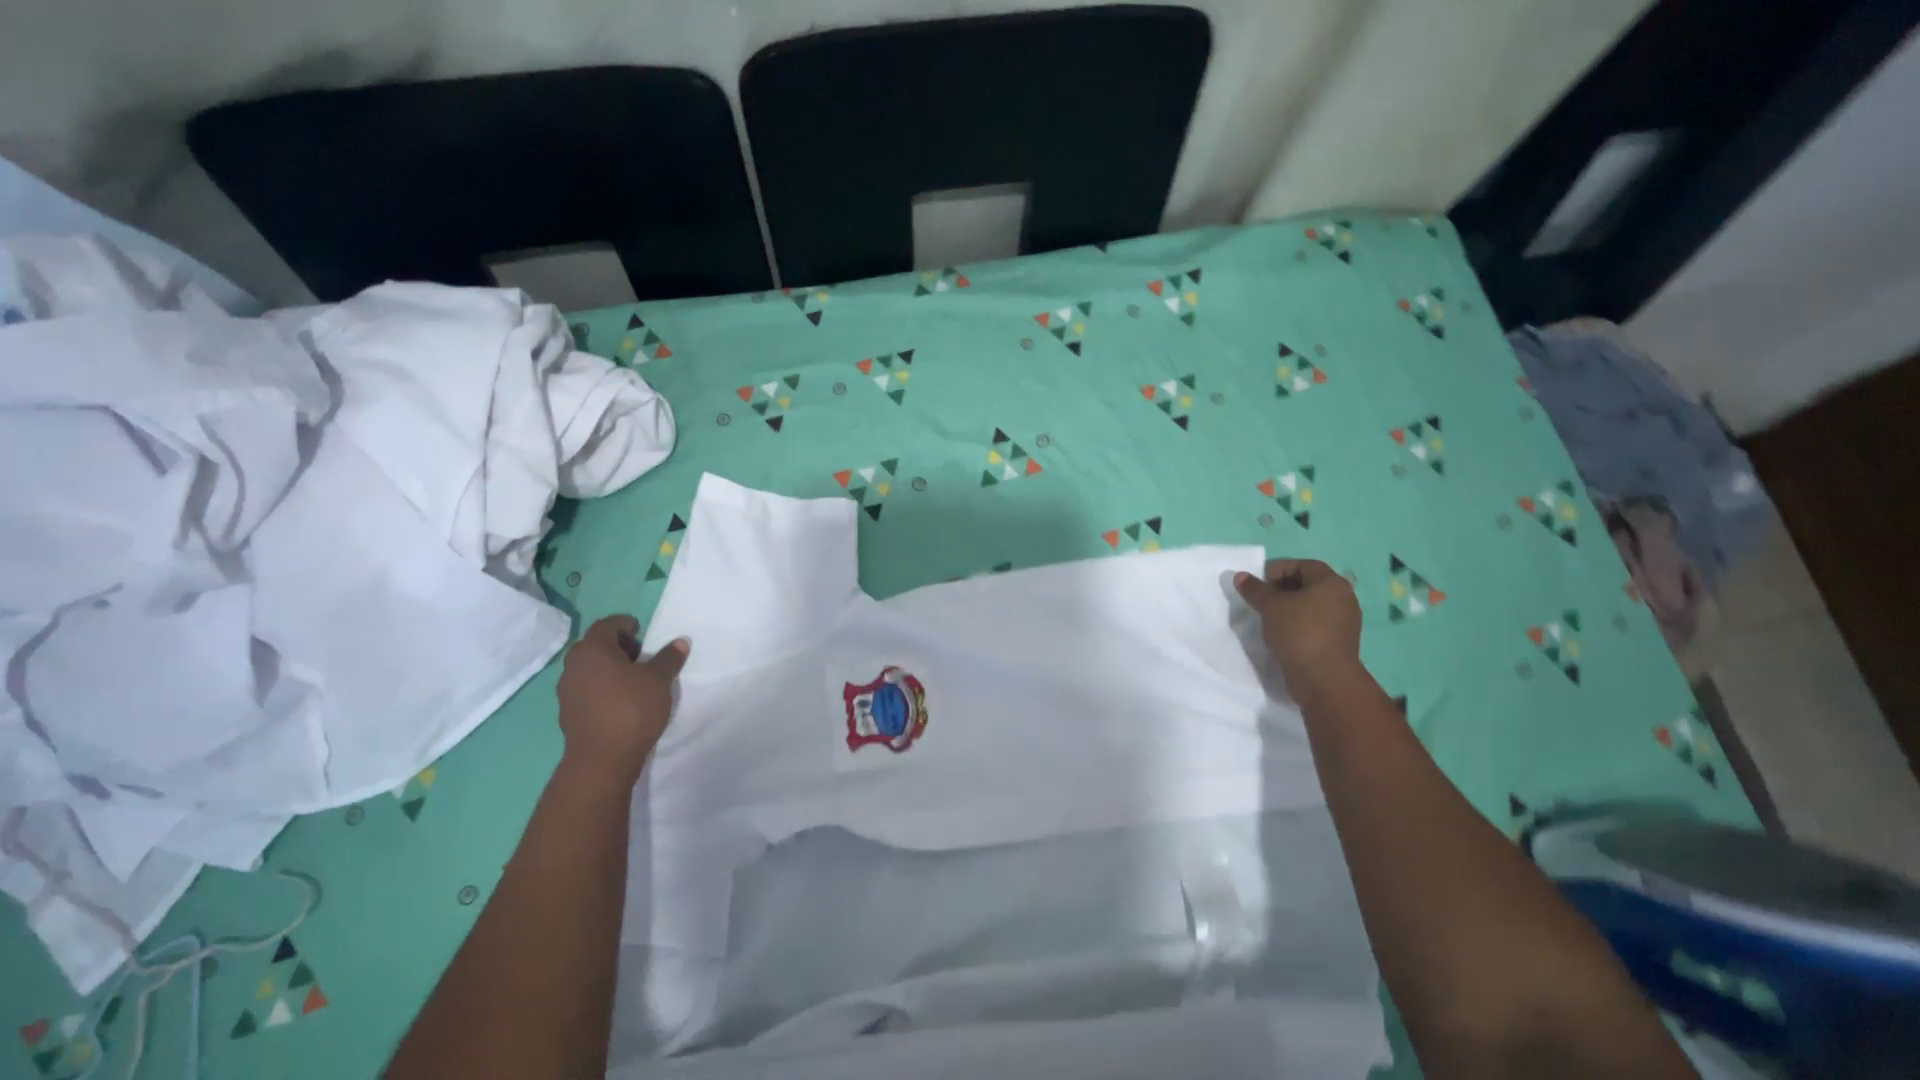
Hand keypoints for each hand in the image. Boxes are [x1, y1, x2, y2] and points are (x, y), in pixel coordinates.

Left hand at [555, 615, 689, 785]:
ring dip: (610, 668)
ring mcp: (567, 690)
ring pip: (590, 668)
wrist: (602, 758)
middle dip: (618, 646)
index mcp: (592, 649)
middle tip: (642, 656)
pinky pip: (587, 689)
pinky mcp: (568, 712)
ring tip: (633, 680)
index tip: (642, 631)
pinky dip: (603, 687)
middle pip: (596, 645)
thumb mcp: (659, 680)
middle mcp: (573, 665)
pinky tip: (621, 701)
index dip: (626, 624)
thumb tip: (680, 641)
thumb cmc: (632, 709)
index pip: (607, 624)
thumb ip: (669, 658)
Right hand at [1233, 559, 1362, 698]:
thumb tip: (1240, 576)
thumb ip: (1255, 589)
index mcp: (1331, 582)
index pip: (1302, 565)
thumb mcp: (1271, 607)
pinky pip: (1316, 624)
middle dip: (1282, 589)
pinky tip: (1282, 635)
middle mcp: (1343, 598)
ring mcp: (1344, 621)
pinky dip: (1299, 624)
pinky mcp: (1339, 641)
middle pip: (1308, 584)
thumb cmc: (1299, 633)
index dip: (1278, 570)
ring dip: (1290, 608)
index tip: (1258, 584)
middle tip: (1261, 601)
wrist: (1324, 678)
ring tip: (1268, 619)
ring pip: (1312, 606)